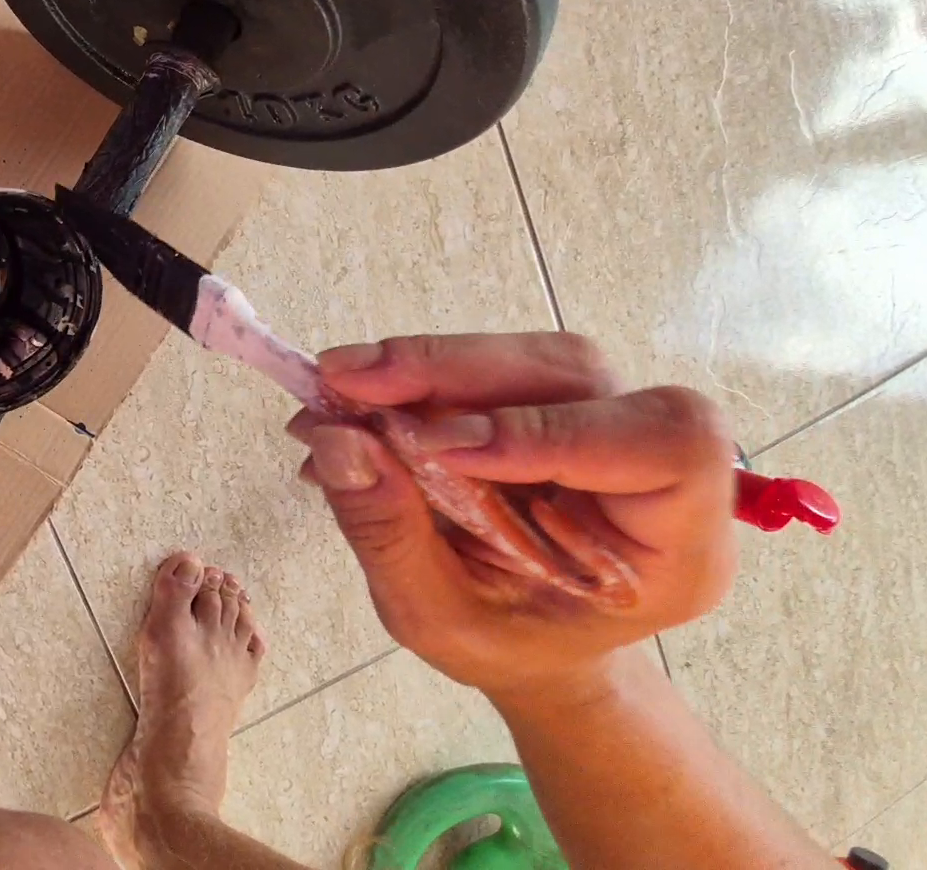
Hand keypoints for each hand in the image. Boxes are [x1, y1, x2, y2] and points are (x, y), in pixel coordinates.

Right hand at [290, 332, 738, 703]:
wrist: (519, 636)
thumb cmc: (497, 644)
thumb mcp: (431, 615)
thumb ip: (388, 533)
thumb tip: (334, 440)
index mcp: (668, 546)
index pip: (664, 445)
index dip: (546, 429)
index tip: (432, 444)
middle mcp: (645, 466)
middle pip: (570, 375)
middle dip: (448, 369)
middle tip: (343, 378)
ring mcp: (594, 422)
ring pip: (521, 358)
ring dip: (419, 365)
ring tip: (333, 387)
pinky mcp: (538, 404)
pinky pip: (478, 368)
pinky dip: (404, 378)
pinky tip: (347, 402)